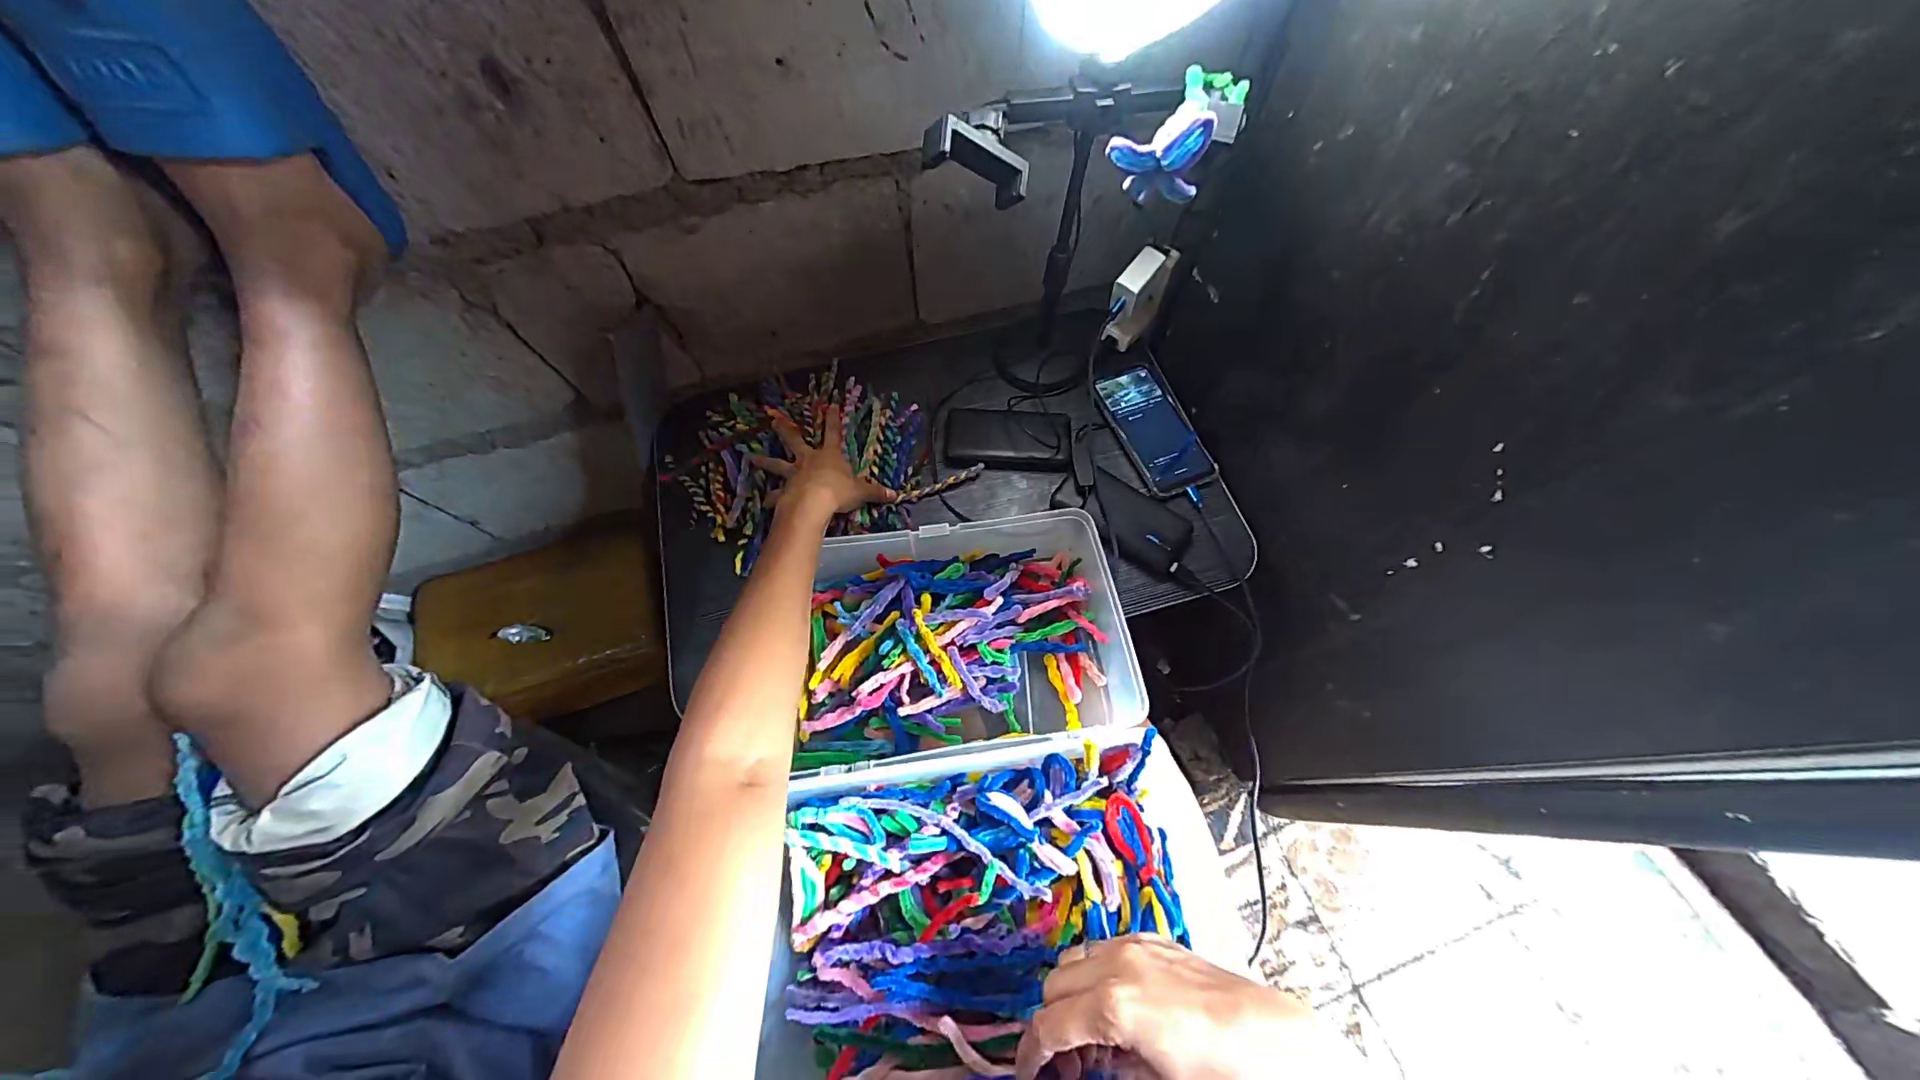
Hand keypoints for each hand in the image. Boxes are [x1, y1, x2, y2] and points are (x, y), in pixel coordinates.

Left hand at [749, 405, 896, 518]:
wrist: (813, 504)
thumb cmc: (838, 492)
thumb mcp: (861, 492)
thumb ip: (875, 492)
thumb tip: (894, 495)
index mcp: (829, 455)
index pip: (833, 432)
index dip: (832, 418)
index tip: (830, 405)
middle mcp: (808, 460)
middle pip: (795, 440)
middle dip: (785, 430)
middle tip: (773, 420)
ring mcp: (794, 474)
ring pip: (777, 464)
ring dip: (765, 461)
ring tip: (752, 457)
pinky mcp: (784, 491)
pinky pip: (776, 494)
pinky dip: (771, 497)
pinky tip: (765, 501)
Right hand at [1016, 936, 1328, 1079]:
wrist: (1275, 1038)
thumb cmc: (1219, 1071)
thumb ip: (1110, 1068)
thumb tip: (1088, 1064)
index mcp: (1112, 1004)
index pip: (1050, 1024)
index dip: (1033, 1052)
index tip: (1031, 1071)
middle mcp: (1116, 963)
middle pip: (1054, 986)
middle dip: (1052, 1023)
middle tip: (1069, 1064)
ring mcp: (1135, 945)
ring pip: (1074, 959)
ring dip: (1070, 994)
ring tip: (1094, 1036)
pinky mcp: (1153, 939)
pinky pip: (1103, 948)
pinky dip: (1094, 974)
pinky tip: (1116, 1006)